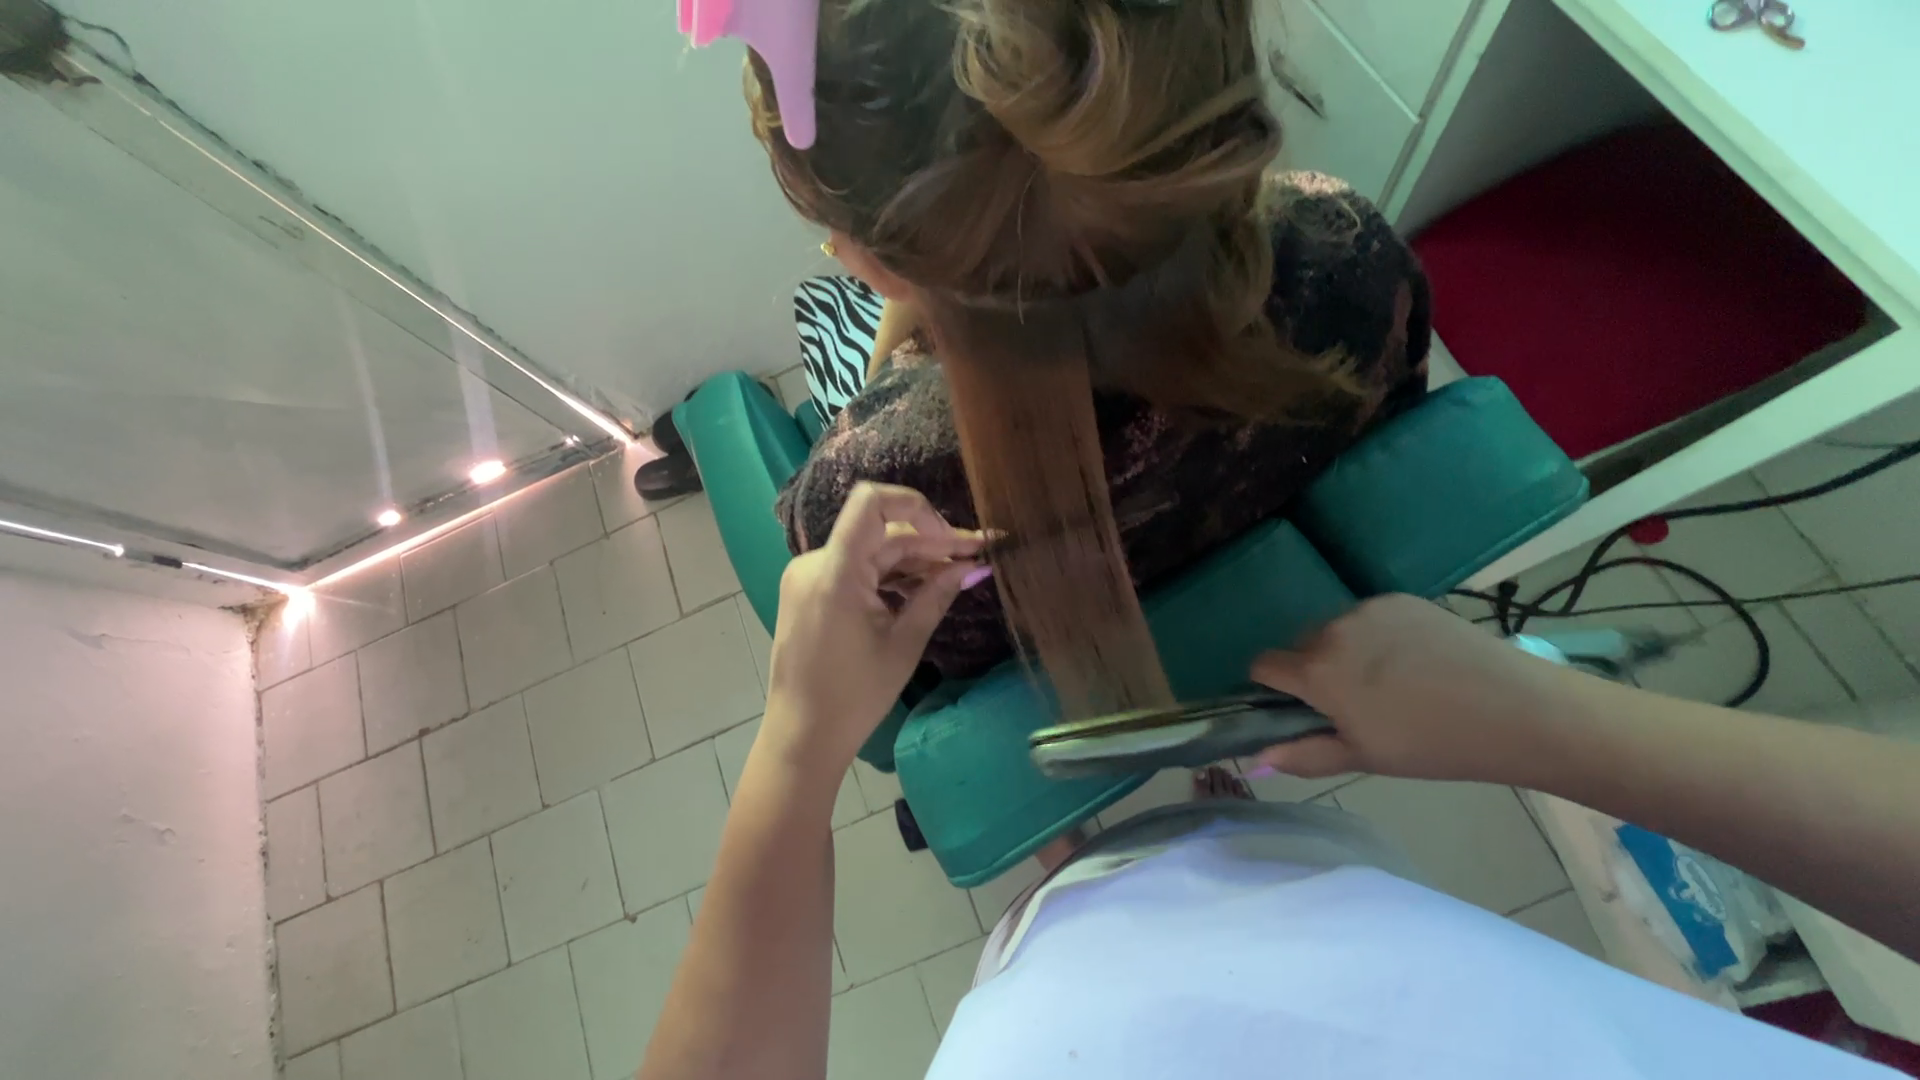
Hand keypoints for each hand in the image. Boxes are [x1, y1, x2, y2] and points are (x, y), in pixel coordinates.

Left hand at [762, 483, 985, 771]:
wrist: (802, 735)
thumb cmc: (855, 696)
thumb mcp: (904, 644)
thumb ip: (937, 595)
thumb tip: (974, 566)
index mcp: (835, 573)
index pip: (872, 502)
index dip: (917, 507)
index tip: (951, 538)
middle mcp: (815, 563)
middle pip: (881, 531)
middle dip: (931, 541)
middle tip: (978, 555)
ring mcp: (809, 575)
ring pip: (872, 550)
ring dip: (915, 559)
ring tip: (960, 572)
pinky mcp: (810, 590)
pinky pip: (858, 568)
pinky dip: (891, 574)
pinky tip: (925, 586)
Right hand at [1248, 594, 1580, 783]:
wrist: (1518, 710)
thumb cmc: (1434, 745)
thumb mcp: (1365, 759)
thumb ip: (1305, 755)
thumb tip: (1257, 758)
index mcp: (1316, 672)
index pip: (1263, 664)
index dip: (1272, 687)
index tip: (1300, 707)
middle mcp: (1332, 631)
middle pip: (1299, 645)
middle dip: (1312, 669)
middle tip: (1354, 701)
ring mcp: (1367, 609)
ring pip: (1334, 629)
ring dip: (1344, 650)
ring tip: (1391, 680)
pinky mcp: (1399, 599)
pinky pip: (1368, 616)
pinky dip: (1377, 635)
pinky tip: (1414, 659)